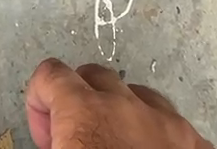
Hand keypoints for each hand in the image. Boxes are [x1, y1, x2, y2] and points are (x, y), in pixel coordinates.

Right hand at [24, 58, 214, 148]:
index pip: (50, 74)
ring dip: (123, 115)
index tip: (46, 136)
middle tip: (77, 143)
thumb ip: (54, 146)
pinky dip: (161, 139)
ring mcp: (169, 126)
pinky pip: (176, 127)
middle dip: (80, 102)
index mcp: (84, 111)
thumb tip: (53, 145)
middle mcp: (126, 107)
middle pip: (94, 77)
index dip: (40, 102)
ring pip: (139, 96)